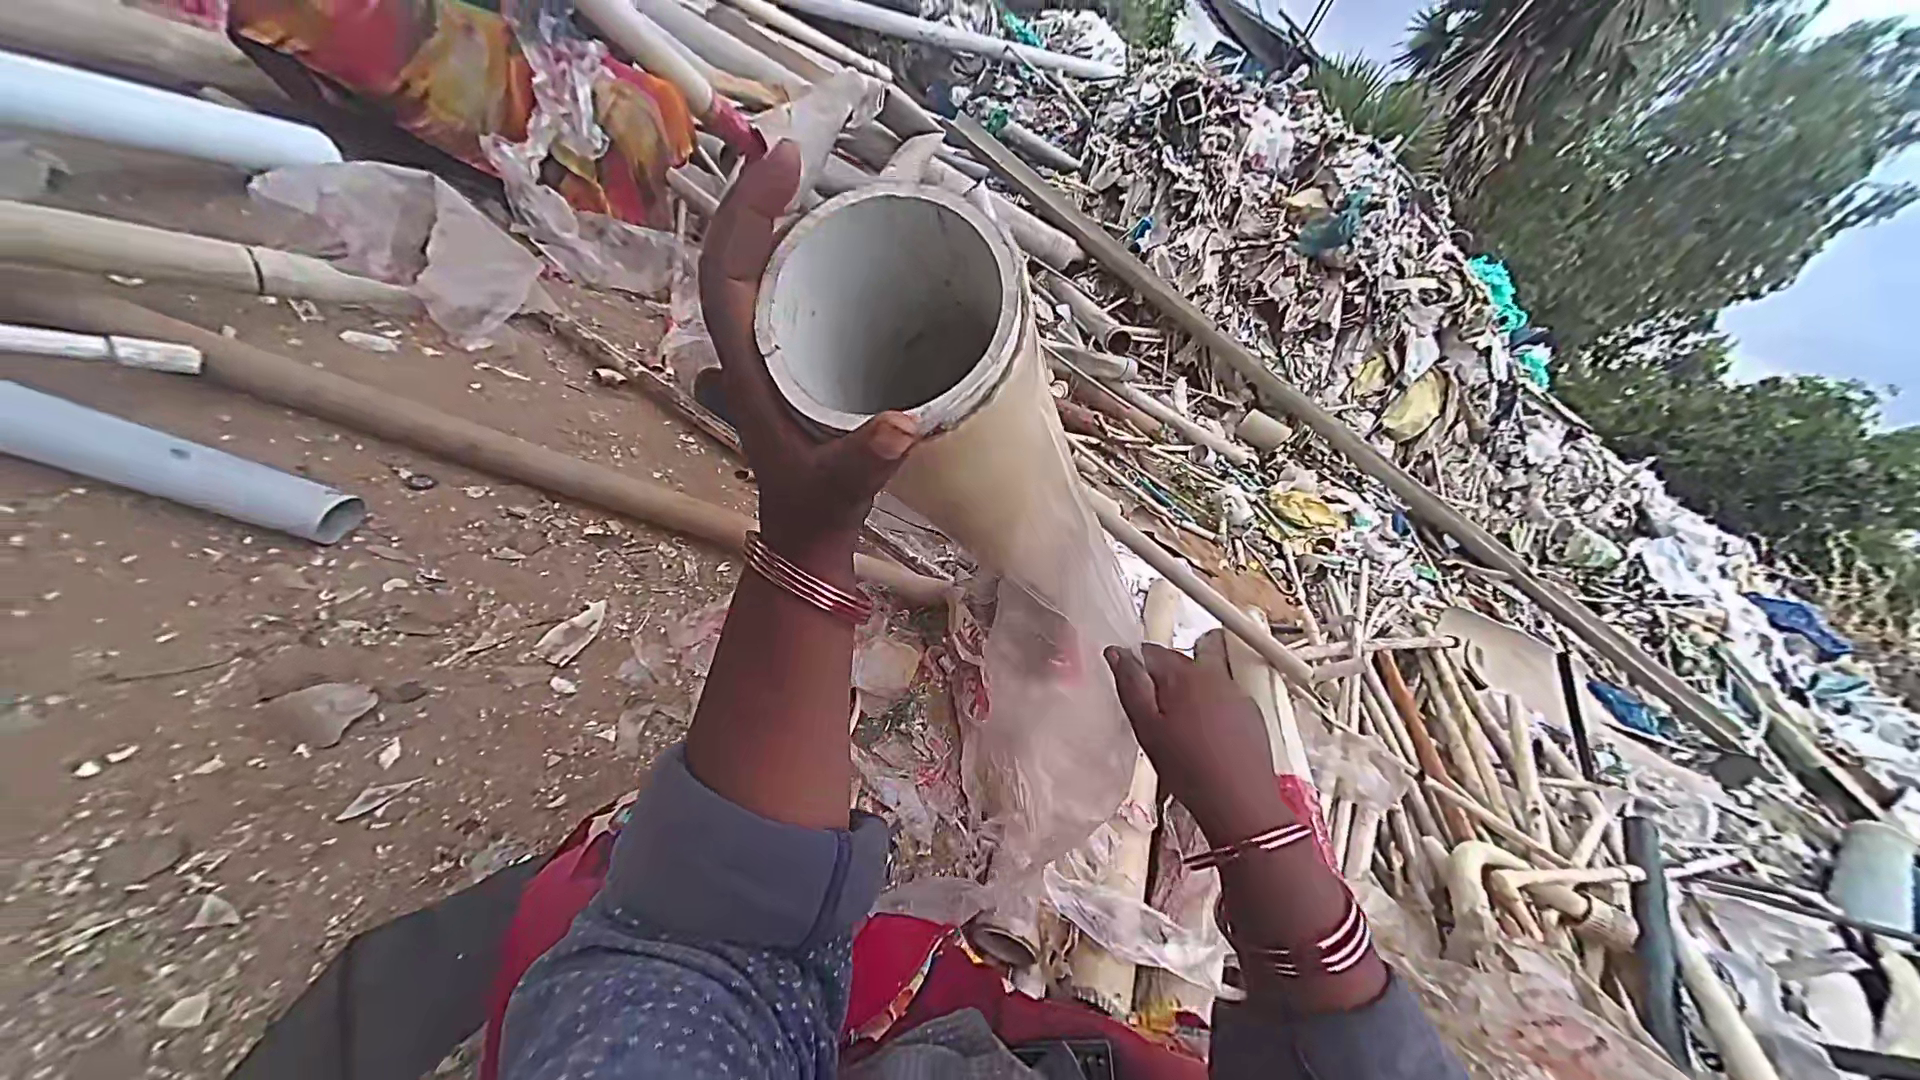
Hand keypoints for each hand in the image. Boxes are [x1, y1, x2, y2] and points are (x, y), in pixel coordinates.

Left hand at [699, 140, 918, 567]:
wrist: (808, 528)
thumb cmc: (813, 507)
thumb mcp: (839, 485)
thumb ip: (867, 459)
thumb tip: (905, 422)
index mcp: (748, 366)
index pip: (726, 273)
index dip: (747, 213)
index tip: (786, 163)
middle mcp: (752, 346)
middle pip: (736, 253)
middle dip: (760, 197)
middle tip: (807, 153)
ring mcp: (772, 350)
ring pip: (762, 267)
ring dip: (782, 219)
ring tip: (823, 181)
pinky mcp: (796, 356)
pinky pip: (793, 291)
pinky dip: (810, 257)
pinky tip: (844, 244)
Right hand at [1104, 631, 1290, 843]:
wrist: (1238, 802)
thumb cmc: (1187, 766)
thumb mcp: (1146, 727)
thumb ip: (1130, 684)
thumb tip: (1116, 653)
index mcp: (1183, 674)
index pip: (1149, 651)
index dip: (1134, 668)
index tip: (1132, 692)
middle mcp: (1212, 674)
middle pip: (1176, 663)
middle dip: (1161, 681)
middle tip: (1153, 716)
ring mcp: (1235, 692)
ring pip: (1199, 680)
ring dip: (1185, 693)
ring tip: (1179, 730)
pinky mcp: (1249, 711)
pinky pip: (1220, 697)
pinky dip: (1208, 707)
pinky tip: (1203, 737)